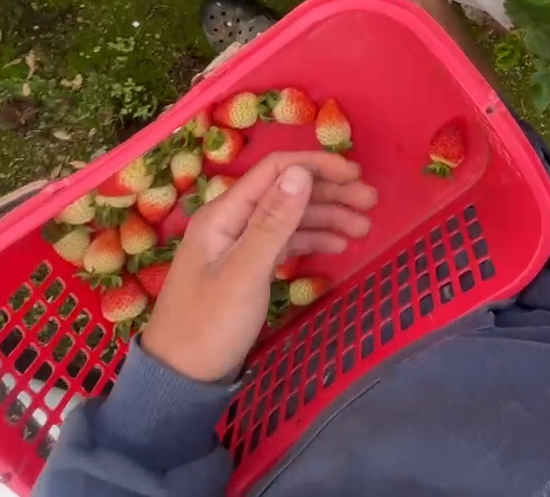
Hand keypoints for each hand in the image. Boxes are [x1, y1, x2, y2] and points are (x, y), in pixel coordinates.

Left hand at [141, 152, 376, 382]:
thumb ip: (274, 221)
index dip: (317, 166)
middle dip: (331, 192)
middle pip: (288, 191)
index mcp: (225, 213)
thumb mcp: (245, 273)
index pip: (276, 170)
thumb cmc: (209, 326)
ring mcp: (240, 243)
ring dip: (328, 217)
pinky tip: (338, 246)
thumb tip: (301, 171)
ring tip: (363, 228)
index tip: (355, 174)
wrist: (179, 383)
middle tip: (371, 202)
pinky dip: (314, 239)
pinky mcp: (248, 266)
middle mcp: (233, 220)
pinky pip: (287, 241)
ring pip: (292, 217)